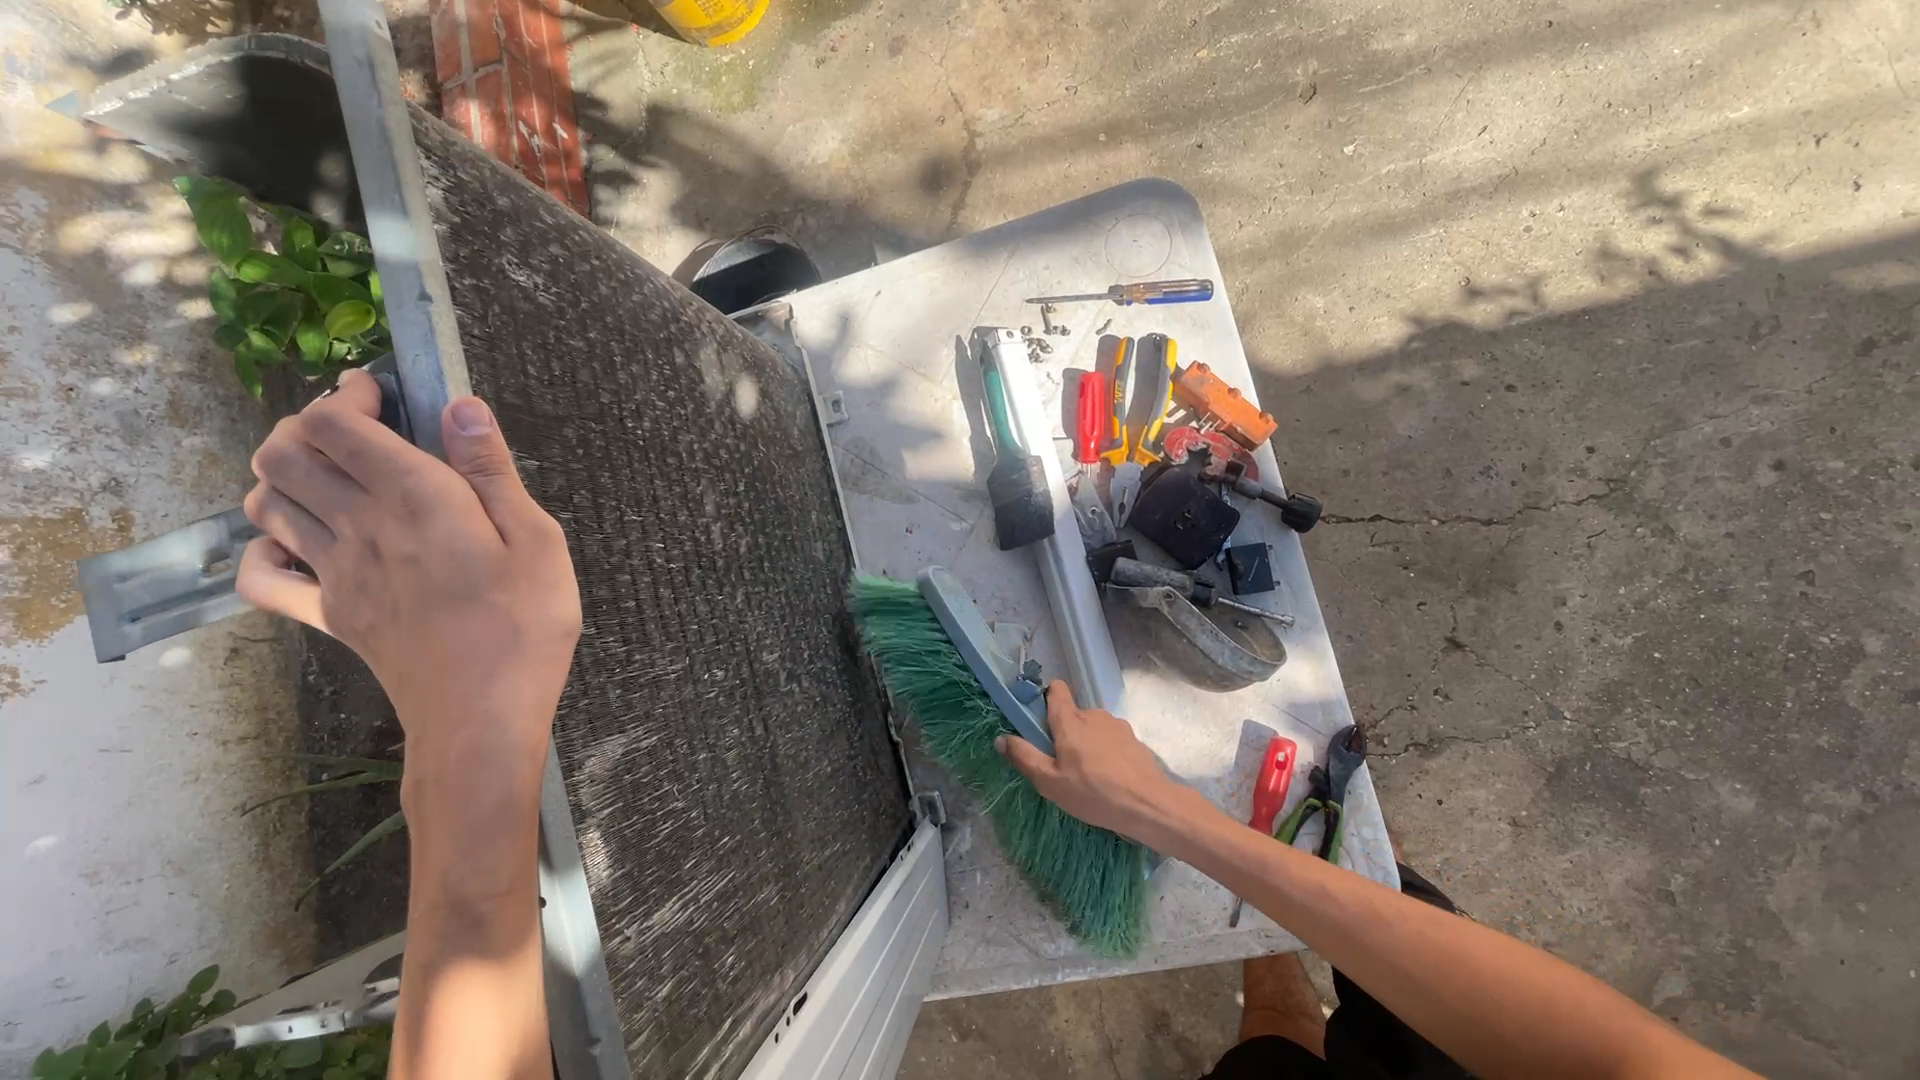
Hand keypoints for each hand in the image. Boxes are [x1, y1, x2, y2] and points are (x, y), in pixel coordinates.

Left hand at [237, 369, 581, 762]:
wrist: (482, 715)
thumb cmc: (526, 624)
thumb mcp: (538, 540)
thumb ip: (493, 470)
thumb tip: (461, 405)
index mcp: (415, 500)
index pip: (337, 425)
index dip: (344, 394)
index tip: (377, 389)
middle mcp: (359, 527)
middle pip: (283, 454)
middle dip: (307, 425)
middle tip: (357, 428)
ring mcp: (333, 574)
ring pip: (265, 502)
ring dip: (284, 473)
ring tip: (334, 474)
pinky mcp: (329, 615)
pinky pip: (262, 576)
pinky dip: (264, 546)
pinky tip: (302, 542)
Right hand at [996, 680, 1203, 844]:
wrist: (1148, 805)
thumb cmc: (1094, 793)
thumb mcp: (1050, 782)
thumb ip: (1024, 757)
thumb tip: (1002, 738)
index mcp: (1071, 720)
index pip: (1056, 689)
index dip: (1046, 699)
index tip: (1040, 723)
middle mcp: (1094, 714)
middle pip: (1073, 715)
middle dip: (1066, 734)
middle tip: (1063, 766)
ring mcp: (1117, 726)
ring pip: (1093, 729)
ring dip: (1087, 744)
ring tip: (1089, 777)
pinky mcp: (1134, 740)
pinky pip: (1111, 740)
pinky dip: (1106, 753)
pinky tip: (1109, 778)